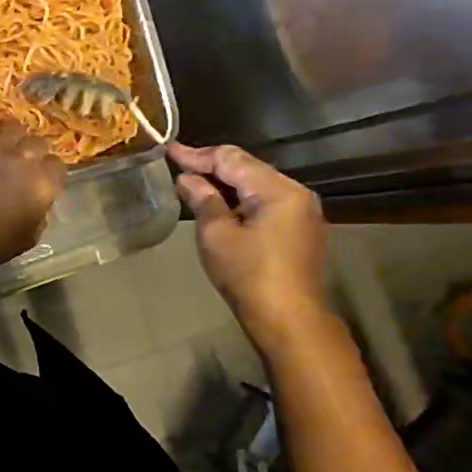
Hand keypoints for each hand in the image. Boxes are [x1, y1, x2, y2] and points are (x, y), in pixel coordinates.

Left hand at [0, 110, 66, 272]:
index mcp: (45, 183)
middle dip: (32, 155)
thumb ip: (40, 214)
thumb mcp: (29, 237)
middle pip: (39, 143)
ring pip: (15, 127)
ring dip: (12, 137)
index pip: (58, 166)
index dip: (49, 174)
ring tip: (2, 149)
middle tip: (18, 169)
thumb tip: (39, 204)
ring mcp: (0, 146)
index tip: (39, 183)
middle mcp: (28, 158)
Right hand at [167, 142, 330, 345]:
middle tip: (178, 165)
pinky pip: (265, 204)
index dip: (198, 155)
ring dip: (224, 185)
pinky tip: (217, 205)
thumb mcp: (216, 235)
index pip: (232, 160)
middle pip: (247, 169)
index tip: (170, 150)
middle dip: (212, 167)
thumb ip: (202, 200)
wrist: (288, 321)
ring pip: (256, 186)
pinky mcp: (299, 231)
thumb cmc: (249, 275)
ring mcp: (301, 213)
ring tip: (192, 183)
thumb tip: (187, 179)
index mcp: (278, 190)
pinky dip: (239, 201)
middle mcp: (296, 193)